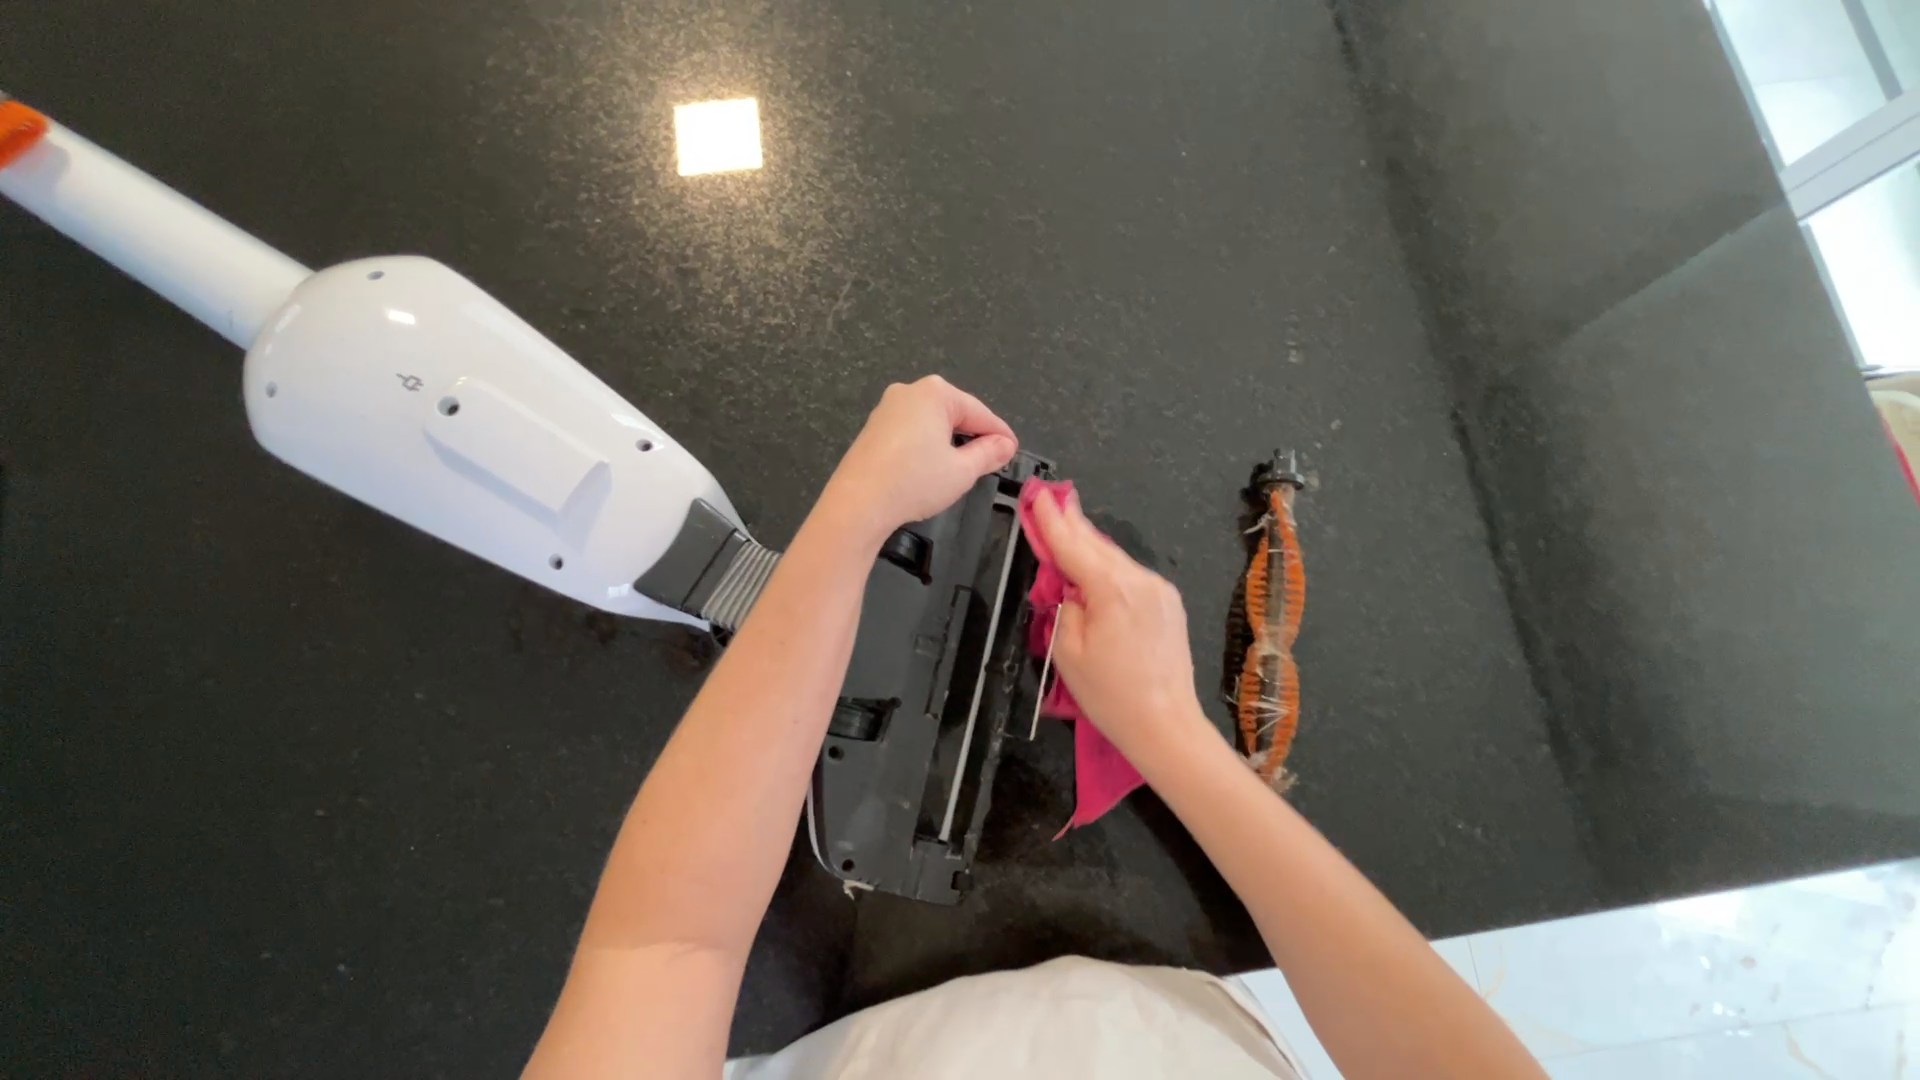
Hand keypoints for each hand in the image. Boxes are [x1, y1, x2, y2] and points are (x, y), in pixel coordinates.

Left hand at [818, 376, 1017, 544]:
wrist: (858, 503)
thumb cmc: (915, 481)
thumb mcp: (962, 470)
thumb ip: (988, 454)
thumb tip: (1006, 445)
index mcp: (935, 393)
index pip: (979, 412)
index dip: (1000, 433)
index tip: (1013, 450)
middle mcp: (909, 392)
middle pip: (954, 413)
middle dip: (974, 435)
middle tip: (993, 460)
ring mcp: (886, 410)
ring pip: (931, 423)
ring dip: (950, 442)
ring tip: (965, 468)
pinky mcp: (873, 430)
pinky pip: (911, 433)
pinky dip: (927, 447)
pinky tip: (932, 469)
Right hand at [1031, 492, 1209, 761]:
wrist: (1165, 723)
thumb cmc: (1111, 695)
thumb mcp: (1067, 653)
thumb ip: (1064, 608)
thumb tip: (1070, 589)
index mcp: (1112, 590)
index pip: (1073, 547)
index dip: (1051, 522)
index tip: (1038, 496)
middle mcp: (1140, 580)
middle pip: (1097, 544)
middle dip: (1072, 522)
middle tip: (1052, 498)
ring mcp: (1159, 590)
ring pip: (1116, 558)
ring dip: (1090, 543)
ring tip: (1069, 522)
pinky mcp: (1168, 603)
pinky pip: (1131, 575)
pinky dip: (1108, 565)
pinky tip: (1096, 561)